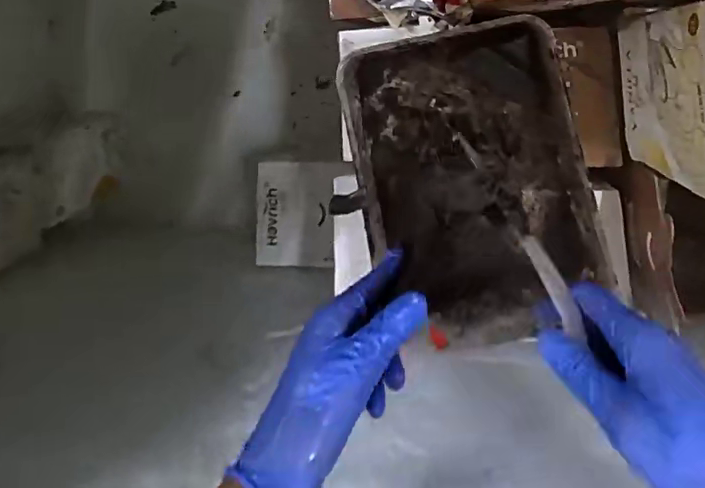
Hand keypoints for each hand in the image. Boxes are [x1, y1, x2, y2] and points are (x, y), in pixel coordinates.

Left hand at [228, 248, 428, 487]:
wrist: (287, 455)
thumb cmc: (324, 398)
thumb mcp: (361, 361)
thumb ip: (389, 328)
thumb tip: (416, 297)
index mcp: (332, 318)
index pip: (366, 285)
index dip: (386, 271)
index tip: (404, 250)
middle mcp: (328, 331)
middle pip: (370, 316)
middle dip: (393, 333)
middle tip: (412, 349)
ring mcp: (326, 357)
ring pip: (368, 347)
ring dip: (384, 364)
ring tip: (393, 389)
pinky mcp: (328, 384)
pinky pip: (359, 372)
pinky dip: (372, 385)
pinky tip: (374, 407)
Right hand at [538, 283, 704, 487]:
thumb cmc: (678, 447)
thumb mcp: (619, 414)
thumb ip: (581, 372)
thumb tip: (545, 333)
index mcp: (640, 335)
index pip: (589, 295)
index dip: (560, 302)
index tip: (536, 323)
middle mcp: (658, 336)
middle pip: (606, 314)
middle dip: (576, 329)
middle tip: (554, 359)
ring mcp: (676, 359)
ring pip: (622, 338)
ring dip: (597, 351)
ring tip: (579, 380)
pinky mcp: (687, 382)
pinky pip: (640, 358)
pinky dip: (618, 367)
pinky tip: (613, 396)